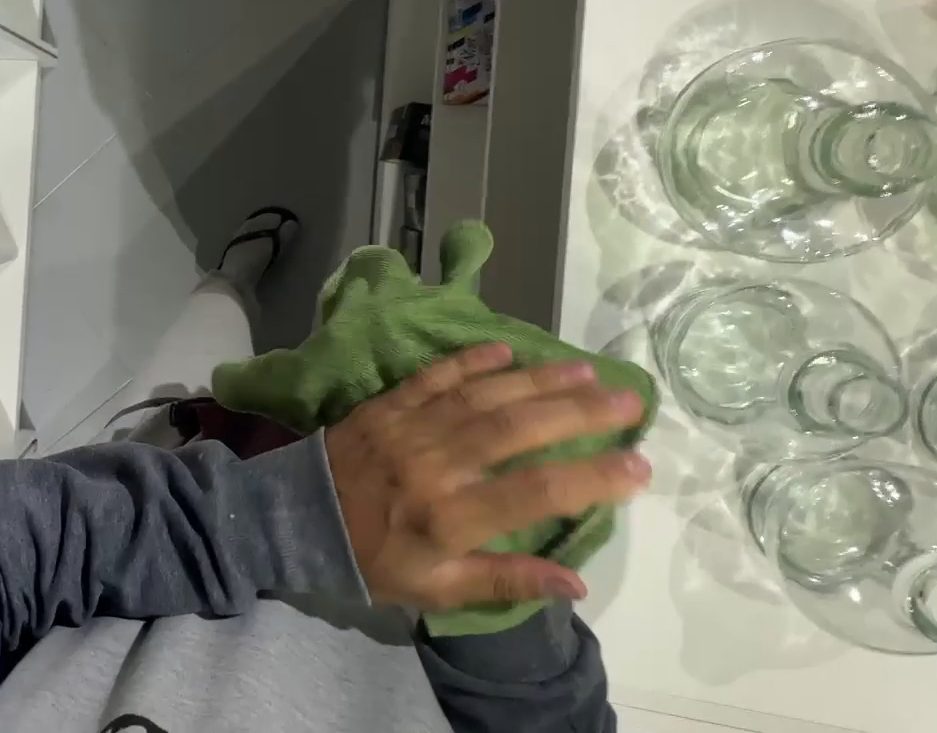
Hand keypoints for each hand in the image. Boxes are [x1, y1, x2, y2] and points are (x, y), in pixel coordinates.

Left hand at [323, 342, 648, 609]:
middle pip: (514, 430)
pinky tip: (504, 349)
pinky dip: (467, 361)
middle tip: (627, 398)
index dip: (591, 479)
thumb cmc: (371, 556)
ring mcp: (407, 427)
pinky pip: (431, 377)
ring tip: (583, 370)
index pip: (534, 494)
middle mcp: (433, 464)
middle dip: (576, 412)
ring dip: (534, 380)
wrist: (297, 515)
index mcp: (448, 517)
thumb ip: (501, 581)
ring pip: (480, 396)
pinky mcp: (385, 404)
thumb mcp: (433, 588)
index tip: (639, 466)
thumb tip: (574, 581)